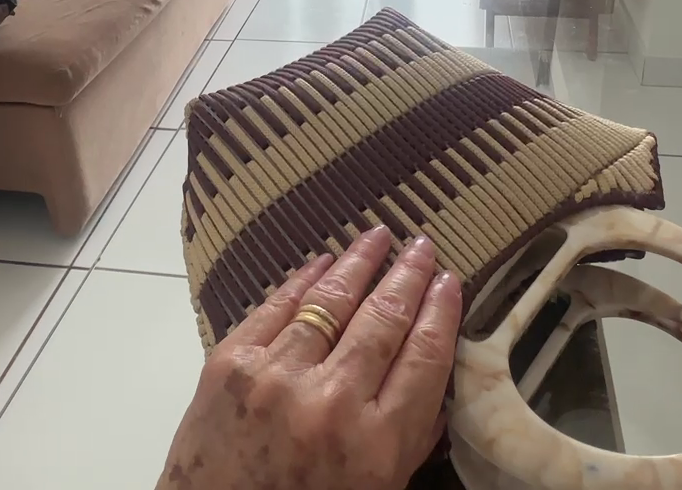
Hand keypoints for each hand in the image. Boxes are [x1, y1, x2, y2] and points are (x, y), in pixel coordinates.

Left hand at [157, 226, 463, 489]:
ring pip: (330, 300)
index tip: (450, 281)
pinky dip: (304, 279)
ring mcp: (277, 376)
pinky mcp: (232, 362)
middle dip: (408, 276)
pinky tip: (324, 260)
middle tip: (423, 245)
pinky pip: (278, 307)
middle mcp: (330, 402)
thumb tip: (436, 369)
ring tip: (378, 236)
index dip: (440, 312)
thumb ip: (409, 436)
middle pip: (382, 319)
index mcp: (375, 445)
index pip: (423, 358)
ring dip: (359, 262)